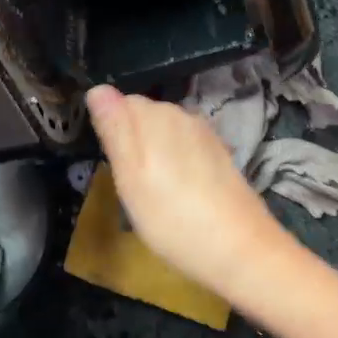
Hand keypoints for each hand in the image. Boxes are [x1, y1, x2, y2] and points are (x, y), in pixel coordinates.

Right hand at [84, 85, 293, 286]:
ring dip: (154, 152)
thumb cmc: (172, 218)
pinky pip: (185, 147)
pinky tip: (180, 193)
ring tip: (153, 192)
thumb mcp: (130, 177)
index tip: (111, 164)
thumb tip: (96, 88)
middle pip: (142, 115)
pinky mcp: (219, 153)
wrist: (241, 250)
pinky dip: (176, 163)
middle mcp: (180, 114)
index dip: (110, 130)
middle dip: (132, 140)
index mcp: (154, 115)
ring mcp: (203, 133)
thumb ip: (114, 129)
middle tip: (130, 184)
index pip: (118, 103)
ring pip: (164, 132)